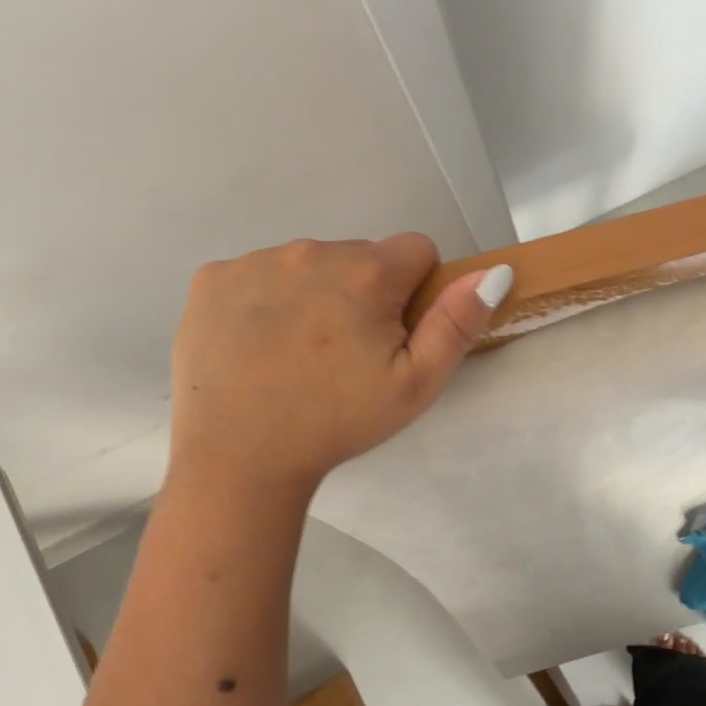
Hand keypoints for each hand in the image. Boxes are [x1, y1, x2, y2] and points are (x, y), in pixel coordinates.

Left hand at [168, 232, 511, 498]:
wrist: (240, 456)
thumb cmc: (338, 421)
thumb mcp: (415, 384)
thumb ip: (456, 323)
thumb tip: (493, 272)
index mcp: (366, 272)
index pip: (416, 249)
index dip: (417, 290)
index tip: (396, 333)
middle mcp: (310, 250)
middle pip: (361, 257)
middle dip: (365, 294)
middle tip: (348, 354)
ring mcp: (254, 261)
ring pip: (309, 265)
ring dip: (316, 295)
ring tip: (302, 355)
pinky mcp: (212, 278)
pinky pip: (259, 274)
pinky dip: (267, 301)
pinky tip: (261, 347)